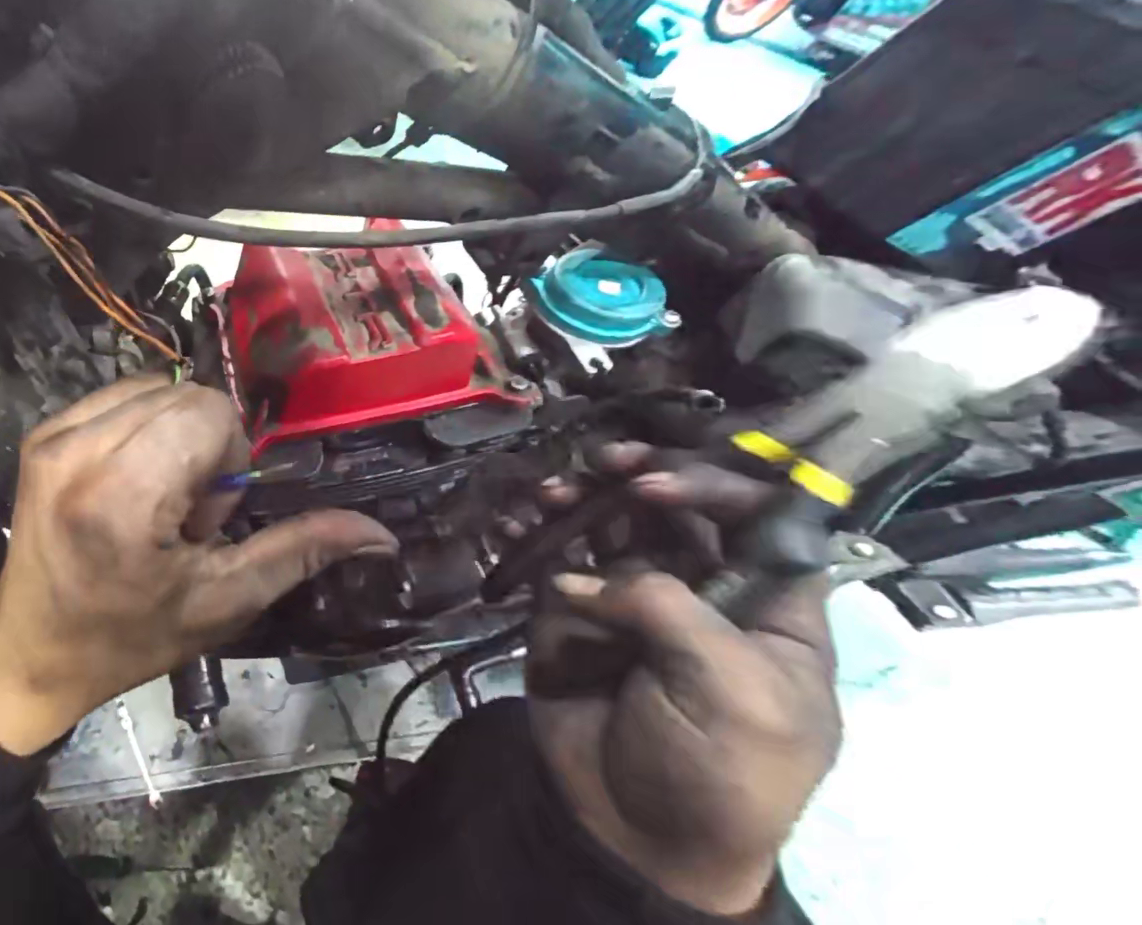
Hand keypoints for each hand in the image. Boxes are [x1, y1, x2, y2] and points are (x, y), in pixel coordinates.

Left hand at [0, 376, 397, 754]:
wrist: (30, 652)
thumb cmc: (125, 638)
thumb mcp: (221, 602)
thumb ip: (298, 551)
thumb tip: (377, 531)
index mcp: (121, 494)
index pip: (208, 411)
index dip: (228, 458)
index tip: (205, 516)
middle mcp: (78, 449)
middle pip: (185, 396)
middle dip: (204, 447)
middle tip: (181, 513)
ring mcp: (52, 435)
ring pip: (154, 389)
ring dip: (172, 435)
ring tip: (153, 500)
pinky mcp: (41, 432)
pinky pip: (118, 397)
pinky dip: (141, 428)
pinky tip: (129, 482)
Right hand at [529, 446, 840, 915]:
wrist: (629, 826)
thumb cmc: (718, 769)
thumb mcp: (733, 694)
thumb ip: (669, 610)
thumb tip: (579, 576)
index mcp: (767, 608)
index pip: (757, 522)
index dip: (713, 489)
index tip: (655, 487)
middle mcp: (699, 589)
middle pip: (675, 510)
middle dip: (640, 477)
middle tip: (602, 463)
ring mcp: (630, 596)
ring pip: (608, 525)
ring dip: (581, 499)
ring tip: (552, 492)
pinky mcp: (570, 608)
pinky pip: (556, 558)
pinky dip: (536, 534)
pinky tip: (521, 520)